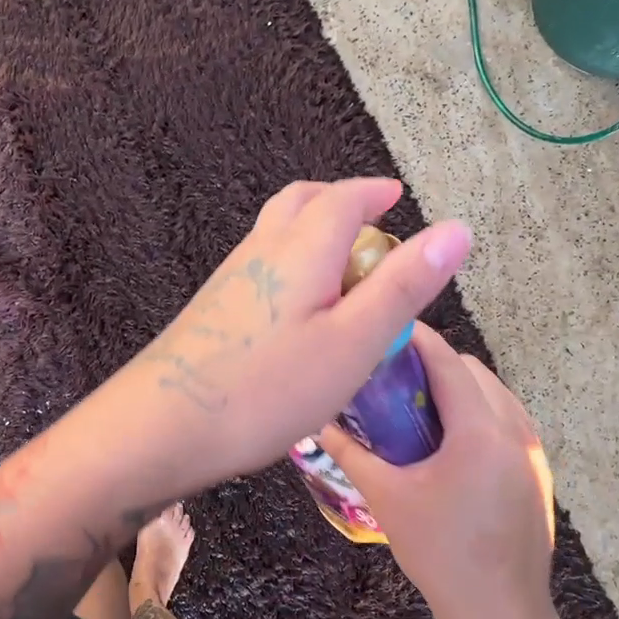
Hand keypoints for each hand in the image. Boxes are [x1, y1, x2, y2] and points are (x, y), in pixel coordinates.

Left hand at [81, 178, 471, 498]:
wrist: (162, 426)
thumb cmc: (267, 388)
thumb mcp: (353, 341)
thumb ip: (403, 286)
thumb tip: (456, 229)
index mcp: (300, 249)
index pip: (342, 200)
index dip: (372, 192)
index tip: (395, 195)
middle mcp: (260, 251)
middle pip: (299, 203)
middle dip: (338, 200)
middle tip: (370, 217)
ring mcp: (230, 279)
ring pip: (276, 232)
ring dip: (311, 229)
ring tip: (344, 262)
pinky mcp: (214, 309)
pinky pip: (261, 264)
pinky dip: (291, 261)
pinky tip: (300, 306)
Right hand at [321, 324, 555, 618]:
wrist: (500, 613)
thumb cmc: (439, 552)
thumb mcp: (386, 497)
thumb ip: (349, 452)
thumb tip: (314, 421)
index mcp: (479, 431)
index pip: (446, 361)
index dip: (414, 338)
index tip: (383, 328)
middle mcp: (514, 430)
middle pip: (473, 370)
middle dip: (433, 361)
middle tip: (390, 373)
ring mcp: (532, 451)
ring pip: (493, 392)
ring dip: (457, 385)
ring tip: (415, 403)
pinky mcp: (538, 471)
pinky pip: (506, 418)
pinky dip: (476, 410)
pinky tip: (446, 438)